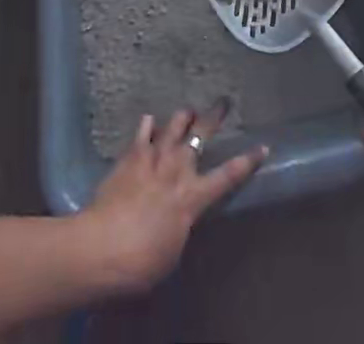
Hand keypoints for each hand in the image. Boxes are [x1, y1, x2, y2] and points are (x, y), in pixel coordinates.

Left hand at [80, 102, 267, 292]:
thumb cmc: (142, 260)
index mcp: (193, 197)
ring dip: (182, 117)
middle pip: (200, 135)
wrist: (102, 247)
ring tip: (188, 111)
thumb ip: (182, 223)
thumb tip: (180, 212)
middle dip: (214, 117)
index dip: (247, 161)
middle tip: (223, 102)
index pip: (229, 175)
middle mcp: (177, 169)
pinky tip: (149, 121)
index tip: (262, 147)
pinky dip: (148, 126)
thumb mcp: (174, 248)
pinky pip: (142, 133)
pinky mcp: (129, 157)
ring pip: (172, 126)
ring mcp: (152, 159)